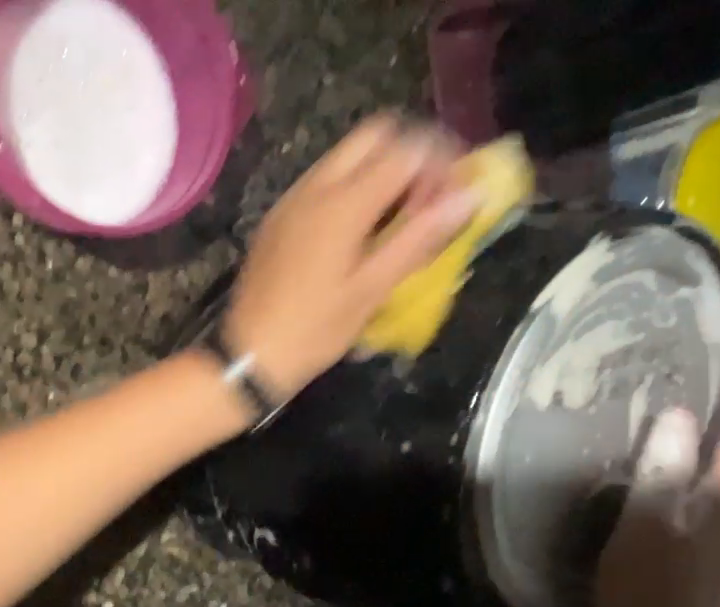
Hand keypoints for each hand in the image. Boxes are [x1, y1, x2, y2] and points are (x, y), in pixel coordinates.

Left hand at [223, 115, 481, 398]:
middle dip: (410, 156)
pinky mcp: (277, 219)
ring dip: (380, 171)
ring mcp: (290, 201)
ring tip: (398, 218)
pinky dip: (350, 189)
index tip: (455, 195)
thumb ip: (420, 236)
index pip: (407, 148)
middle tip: (427, 199)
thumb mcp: (372, 289)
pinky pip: (322, 182)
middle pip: (374, 136)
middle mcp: (314, 188)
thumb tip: (471, 195)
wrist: (248, 356)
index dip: (441, 162)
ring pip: (345, 157)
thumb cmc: (314, 330)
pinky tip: (360, 231)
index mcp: (342, 203)